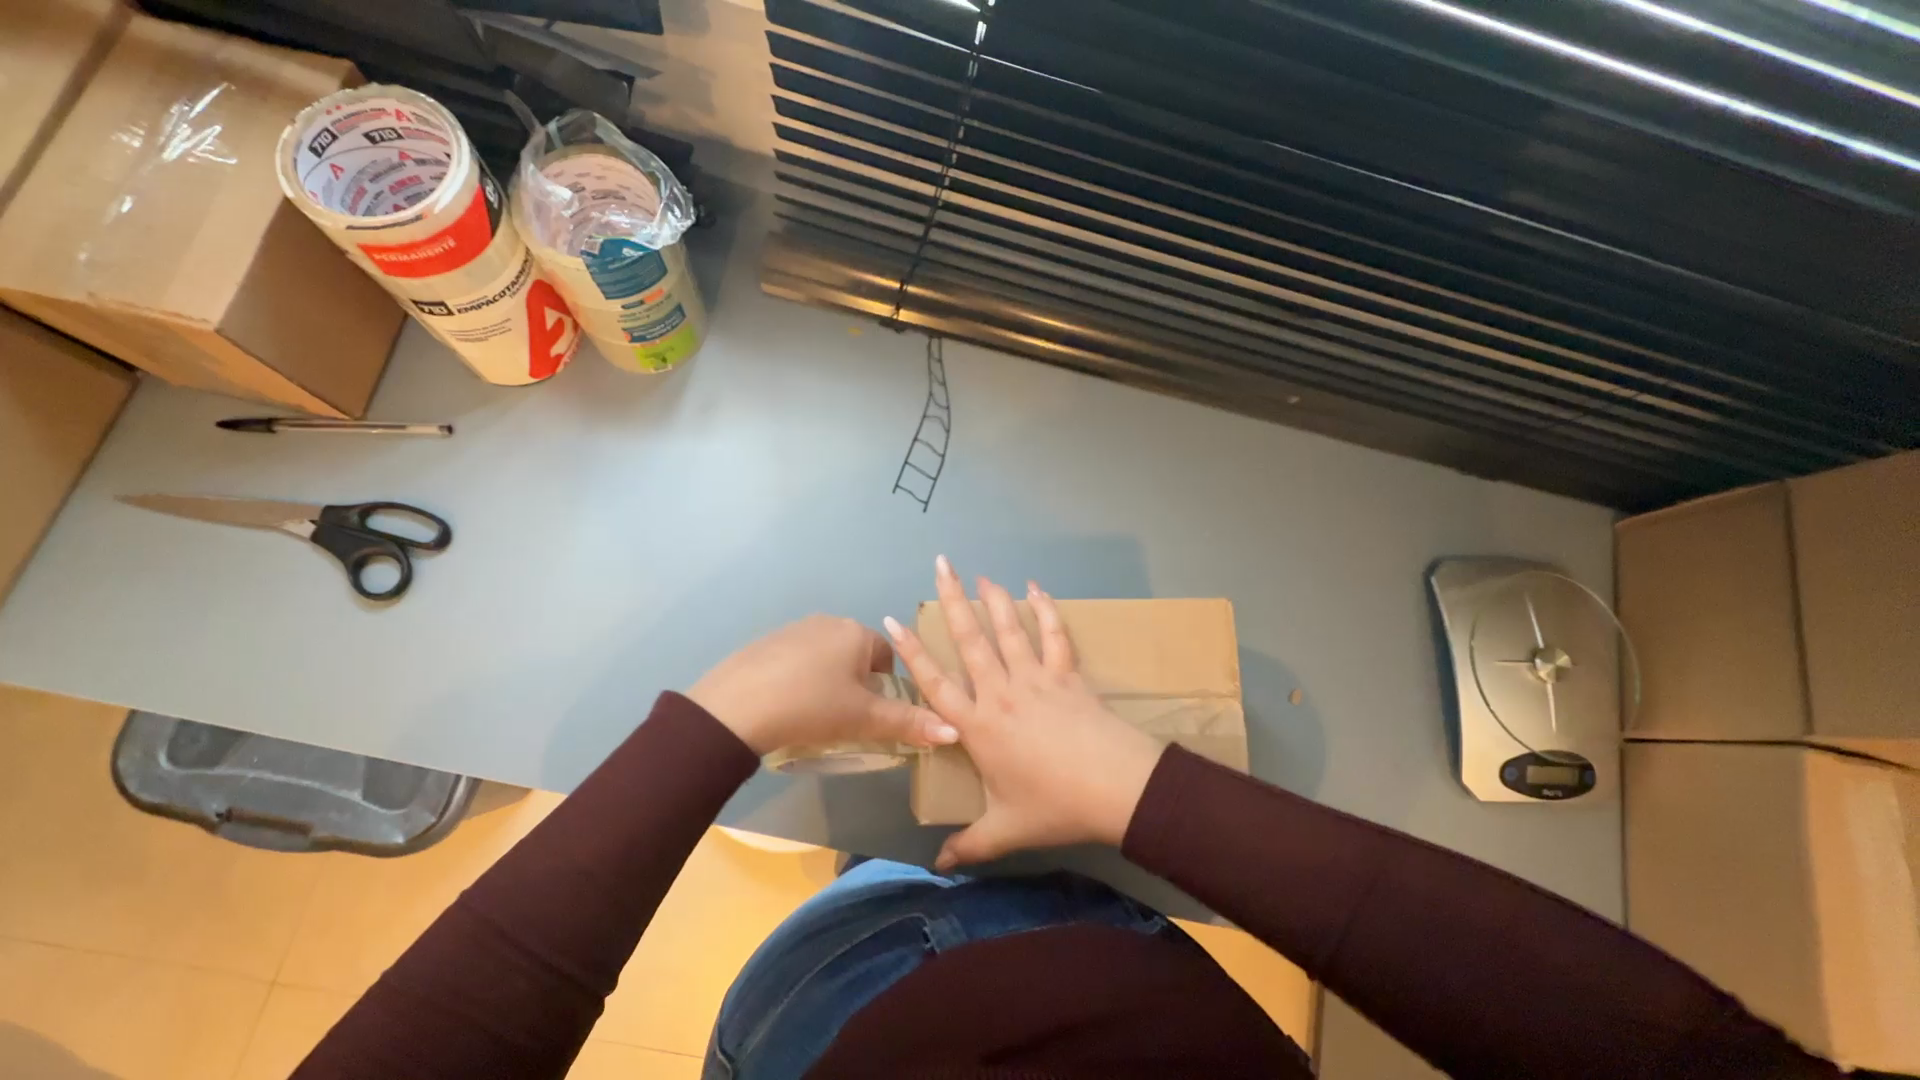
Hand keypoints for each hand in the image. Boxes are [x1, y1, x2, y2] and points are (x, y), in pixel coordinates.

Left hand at [688, 616, 957, 755]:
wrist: (737, 707)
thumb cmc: (812, 707)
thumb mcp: (864, 720)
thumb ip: (908, 724)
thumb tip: (953, 732)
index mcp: (856, 633)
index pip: (888, 656)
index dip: (885, 687)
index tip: (870, 714)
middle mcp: (828, 622)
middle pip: (856, 655)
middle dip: (857, 684)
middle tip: (845, 718)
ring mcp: (793, 629)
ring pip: (825, 657)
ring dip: (828, 681)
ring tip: (814, 715)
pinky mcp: (765, 643)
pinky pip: (796, 661)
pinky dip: (798, 680)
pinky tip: (786, 705)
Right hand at [886, 556, 1165, 871]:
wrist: (1117, 789)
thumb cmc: (1055, 807)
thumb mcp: (1006, 830)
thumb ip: (969, 846)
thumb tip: (938, 868)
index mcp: (978, 727)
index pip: (934, 684)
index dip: (911, 652)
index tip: (892, 620)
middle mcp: (1001, 694)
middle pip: (970, 641)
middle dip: (953, 601)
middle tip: (940, 565)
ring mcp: (1036, 680)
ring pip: (1009, 631)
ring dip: (994, 600)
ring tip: (980, 574)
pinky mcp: (1068, 676)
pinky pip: (1054, 636)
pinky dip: (1046, 610)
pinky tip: (1037, 589)